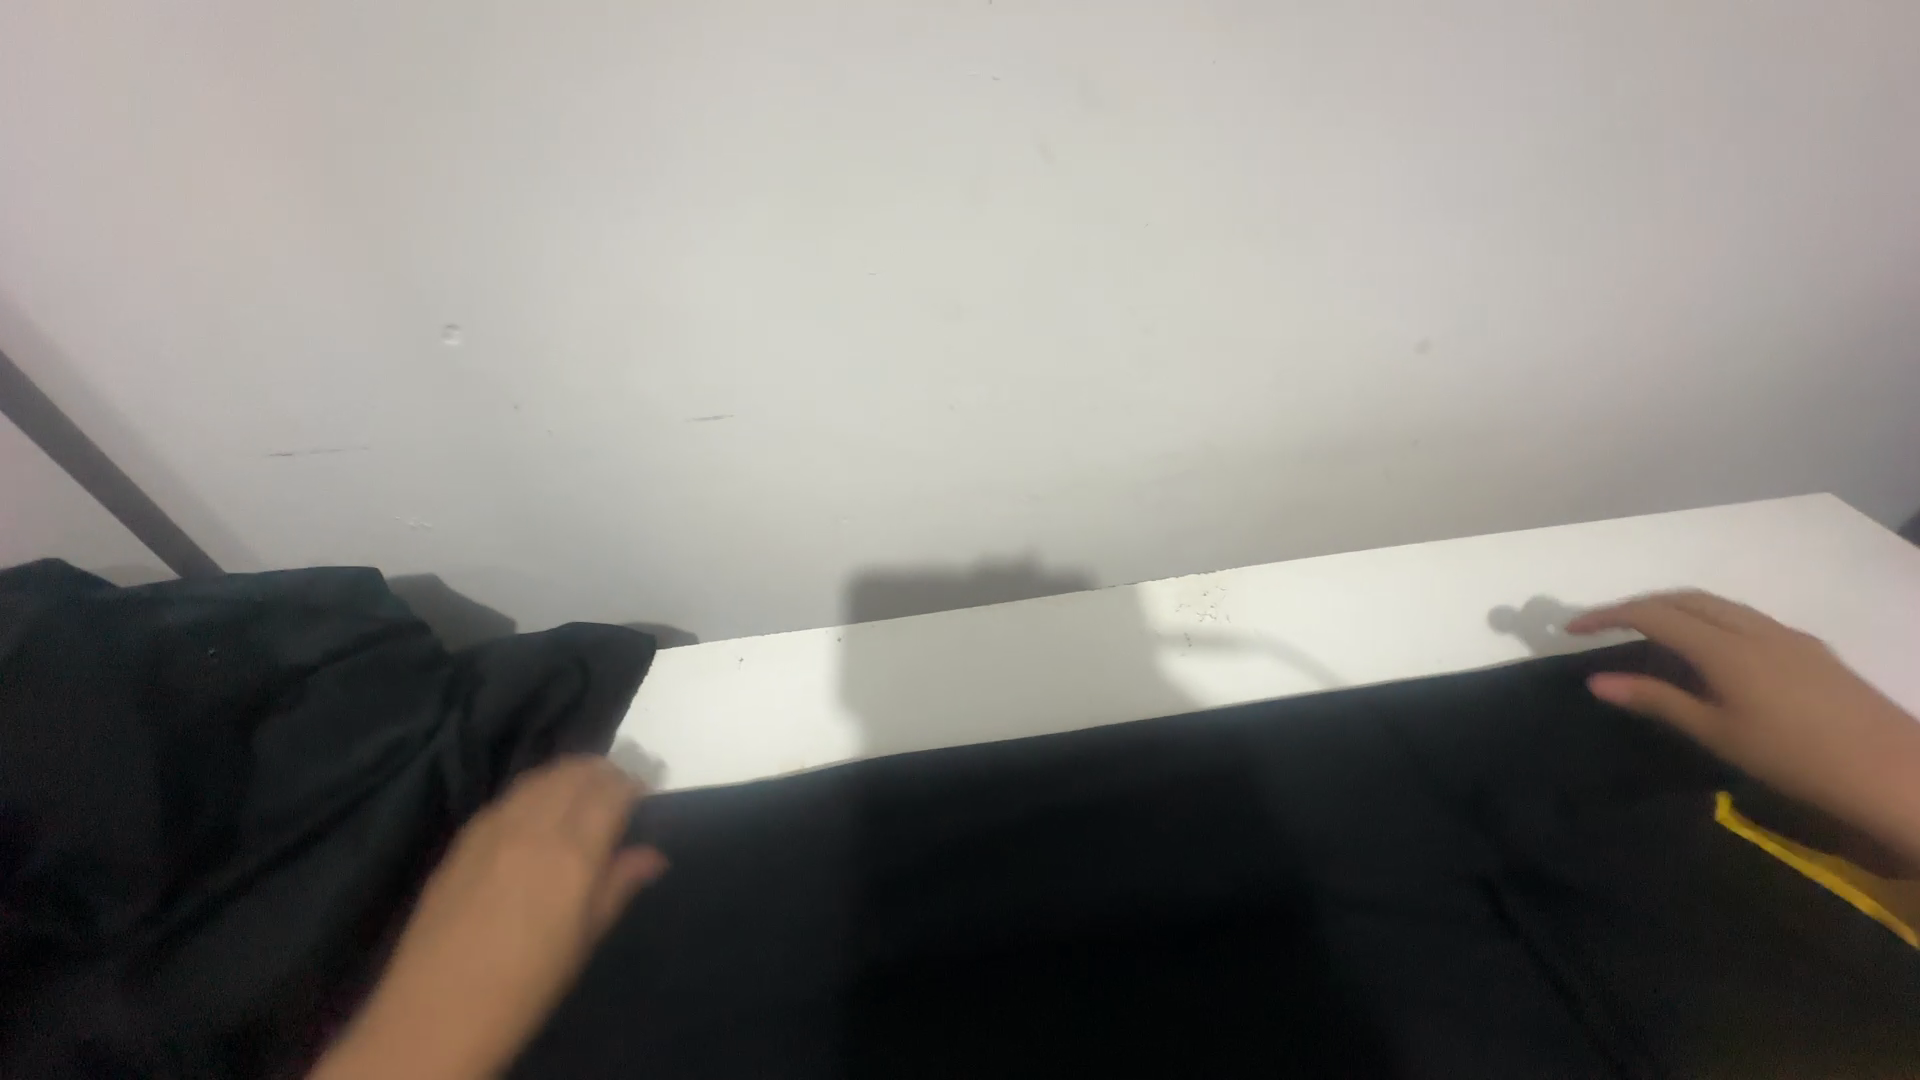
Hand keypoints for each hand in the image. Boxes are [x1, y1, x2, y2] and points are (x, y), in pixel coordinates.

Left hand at [310, 757, 666, 1079]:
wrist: (432, 1019)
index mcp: (573, 853)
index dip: (634, 784)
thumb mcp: (586, 939)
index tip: (646, 793)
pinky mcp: (463, 841)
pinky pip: (509, 797)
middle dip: (604, 772)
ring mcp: (493, 830)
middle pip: (576, 773)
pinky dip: (535, 791)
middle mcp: (534, 828)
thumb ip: (619, 885)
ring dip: (569, 775)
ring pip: (540, 777)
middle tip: (618, 788)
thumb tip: (653, 855)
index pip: (613, 792)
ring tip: (582, 792)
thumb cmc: (526, 986)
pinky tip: (537, 812)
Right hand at [1570, 590, 1919, 861]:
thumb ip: (1655, 700)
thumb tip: (1596, 681)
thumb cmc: (1796, 757)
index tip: (1571, 629)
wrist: (1901, 777)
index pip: (1651, 615)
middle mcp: (1755, 630)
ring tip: (1646, 632)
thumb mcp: (1716, 732)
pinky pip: (1744, 618)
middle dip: (1637, 605)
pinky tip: (1707, 649)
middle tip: (1604, 626)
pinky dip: (1707, 619)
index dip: (1606, 616)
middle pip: (1684, 599)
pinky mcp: (1811, 651)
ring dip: (1673, 608)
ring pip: (1717, 605)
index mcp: (1725, 648)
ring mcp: (1789, 638)